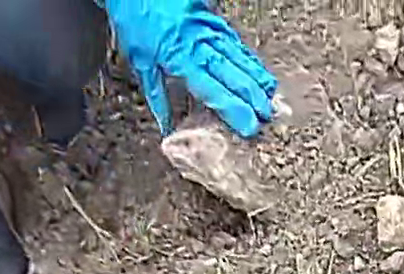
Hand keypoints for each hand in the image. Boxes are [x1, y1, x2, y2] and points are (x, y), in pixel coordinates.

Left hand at [104, 0, 276, 136]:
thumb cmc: (132, 14)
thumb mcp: (139, 58)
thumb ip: (157, 95)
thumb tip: (166, 126)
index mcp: (180, 58)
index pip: (215, 91)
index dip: (235, 111)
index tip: (251, 128)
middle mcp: (199, 44)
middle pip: (235, 75)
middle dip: (254, 98)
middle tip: (268, 116)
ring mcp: (208, 27)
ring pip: (240, 58)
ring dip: (258, 79)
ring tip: (272, 97)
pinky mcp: (212, 15)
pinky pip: (235, 42)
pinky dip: (249, 59)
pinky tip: (258, 72)